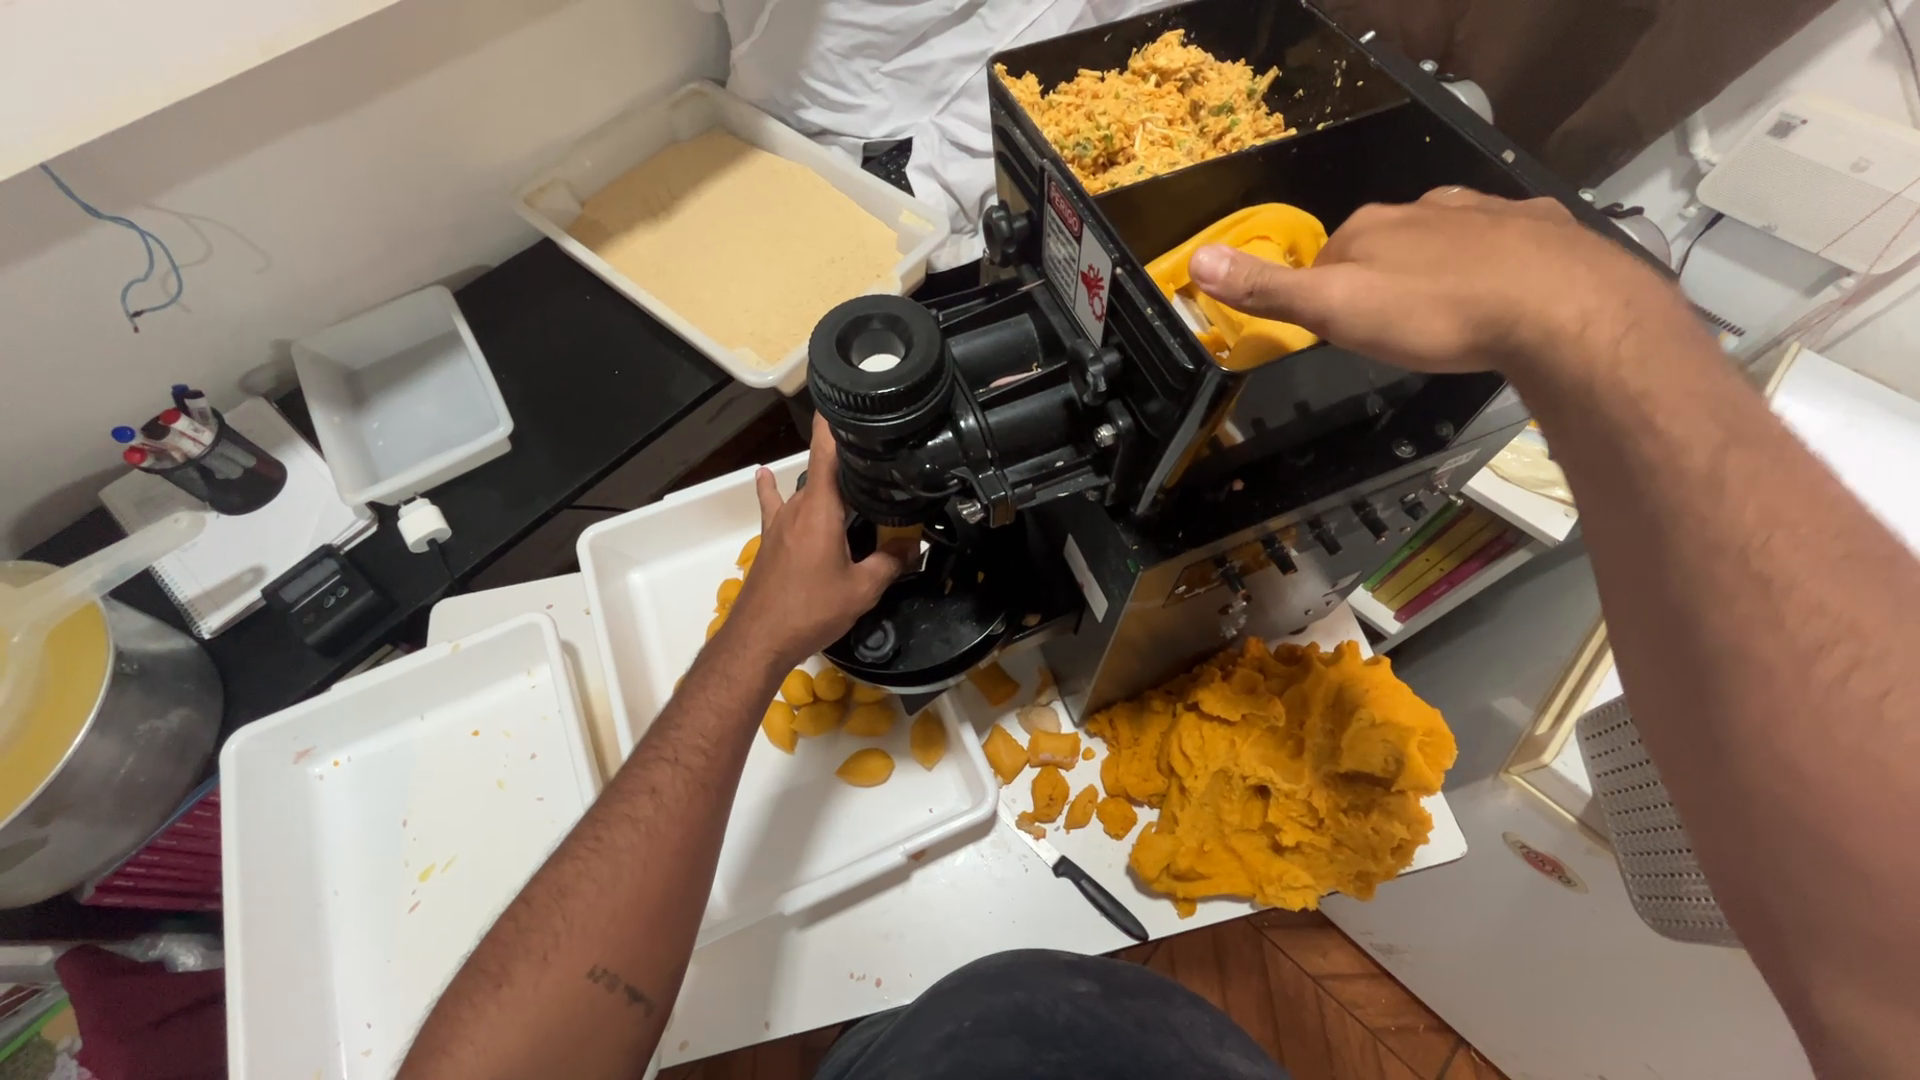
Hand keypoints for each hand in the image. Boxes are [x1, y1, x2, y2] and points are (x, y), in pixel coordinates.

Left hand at [722, 415, 907, 668]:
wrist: (759, 639)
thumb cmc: (810, 610)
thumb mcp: (862, 590)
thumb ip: (890, 563)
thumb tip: (913, 547)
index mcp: (821, 509)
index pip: (827, 452)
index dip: (836, 424)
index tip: (845, 400)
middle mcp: (798, 507)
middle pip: (823, 471)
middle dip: (849, 463)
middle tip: (879, 462)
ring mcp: (779, 522)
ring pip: (806, 490)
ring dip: (826, 483)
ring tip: (849, 477)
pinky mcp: (771, 539)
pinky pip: (777, 505)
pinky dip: (776, 489)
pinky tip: (766, 475)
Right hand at [1186, 187, 1698, 376]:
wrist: (1557, 308)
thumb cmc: (1430, 314)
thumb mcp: (1332, 311)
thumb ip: (1268, 289)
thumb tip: (1197, 260)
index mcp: (1368, 228)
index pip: (1327, 256)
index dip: (1326, 295)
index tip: (1340, 329)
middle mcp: (1423, 208)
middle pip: (1381, 247)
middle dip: (1379, 283)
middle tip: (1391, 332)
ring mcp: (1484, 212)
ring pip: (1439, 243)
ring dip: (1432, 274)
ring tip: (1443, 320)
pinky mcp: (1536, 228)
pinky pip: (1499, 244)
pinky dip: (1490, 268)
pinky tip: (1499, 299)